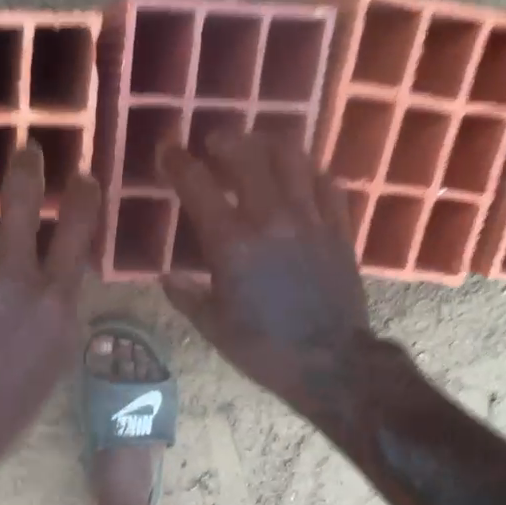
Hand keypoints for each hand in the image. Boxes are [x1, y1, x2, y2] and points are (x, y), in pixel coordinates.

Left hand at [0, 143, 100, 476]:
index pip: (78, 228)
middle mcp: (13, 271)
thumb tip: (63, 277)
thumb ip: (61, 311)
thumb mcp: (55, 361)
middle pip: (24, 198)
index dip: (83, 194)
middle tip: (26, 149)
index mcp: (54, 297)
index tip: (83, 177)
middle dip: (28, 165)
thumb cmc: (8, 407)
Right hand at [157, 133, 376, 414]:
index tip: (166, 151)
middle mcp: (271, 218)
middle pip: (247, 154)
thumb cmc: (262, 348)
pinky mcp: (339, 227)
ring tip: (256, 149)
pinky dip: (308, 172)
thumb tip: (167, 276)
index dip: (177, 161)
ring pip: (291, 157)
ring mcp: (310, 218)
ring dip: (268, 145)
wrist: (329, 362)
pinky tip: (299, 178)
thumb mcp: (212, 326)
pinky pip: (326, 182)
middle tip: (213, 144)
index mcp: (231, 243)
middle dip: (225, 141)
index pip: (197, 184)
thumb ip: (186, 295)